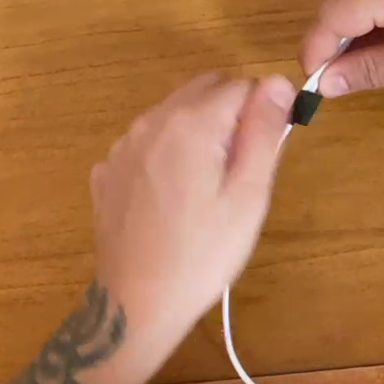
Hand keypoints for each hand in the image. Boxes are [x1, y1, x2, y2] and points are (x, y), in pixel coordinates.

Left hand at [90, 73, 295, 372]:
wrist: (138, 302)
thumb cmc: (204, 254)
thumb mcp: (248, 196)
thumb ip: (264, 131)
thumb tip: (277, 81)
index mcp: (191, 123)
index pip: (242, 85)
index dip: (263, 113)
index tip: (266, 153)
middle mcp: (151, 121)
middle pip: (204, 90)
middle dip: (230, 115)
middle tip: (239, 172)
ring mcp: (122, 146)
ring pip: (173, 114)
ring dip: (197, 132)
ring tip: (205, 190)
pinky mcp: (106, 171)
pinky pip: (147, 143)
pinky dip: (166, 154)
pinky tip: (171, 199)